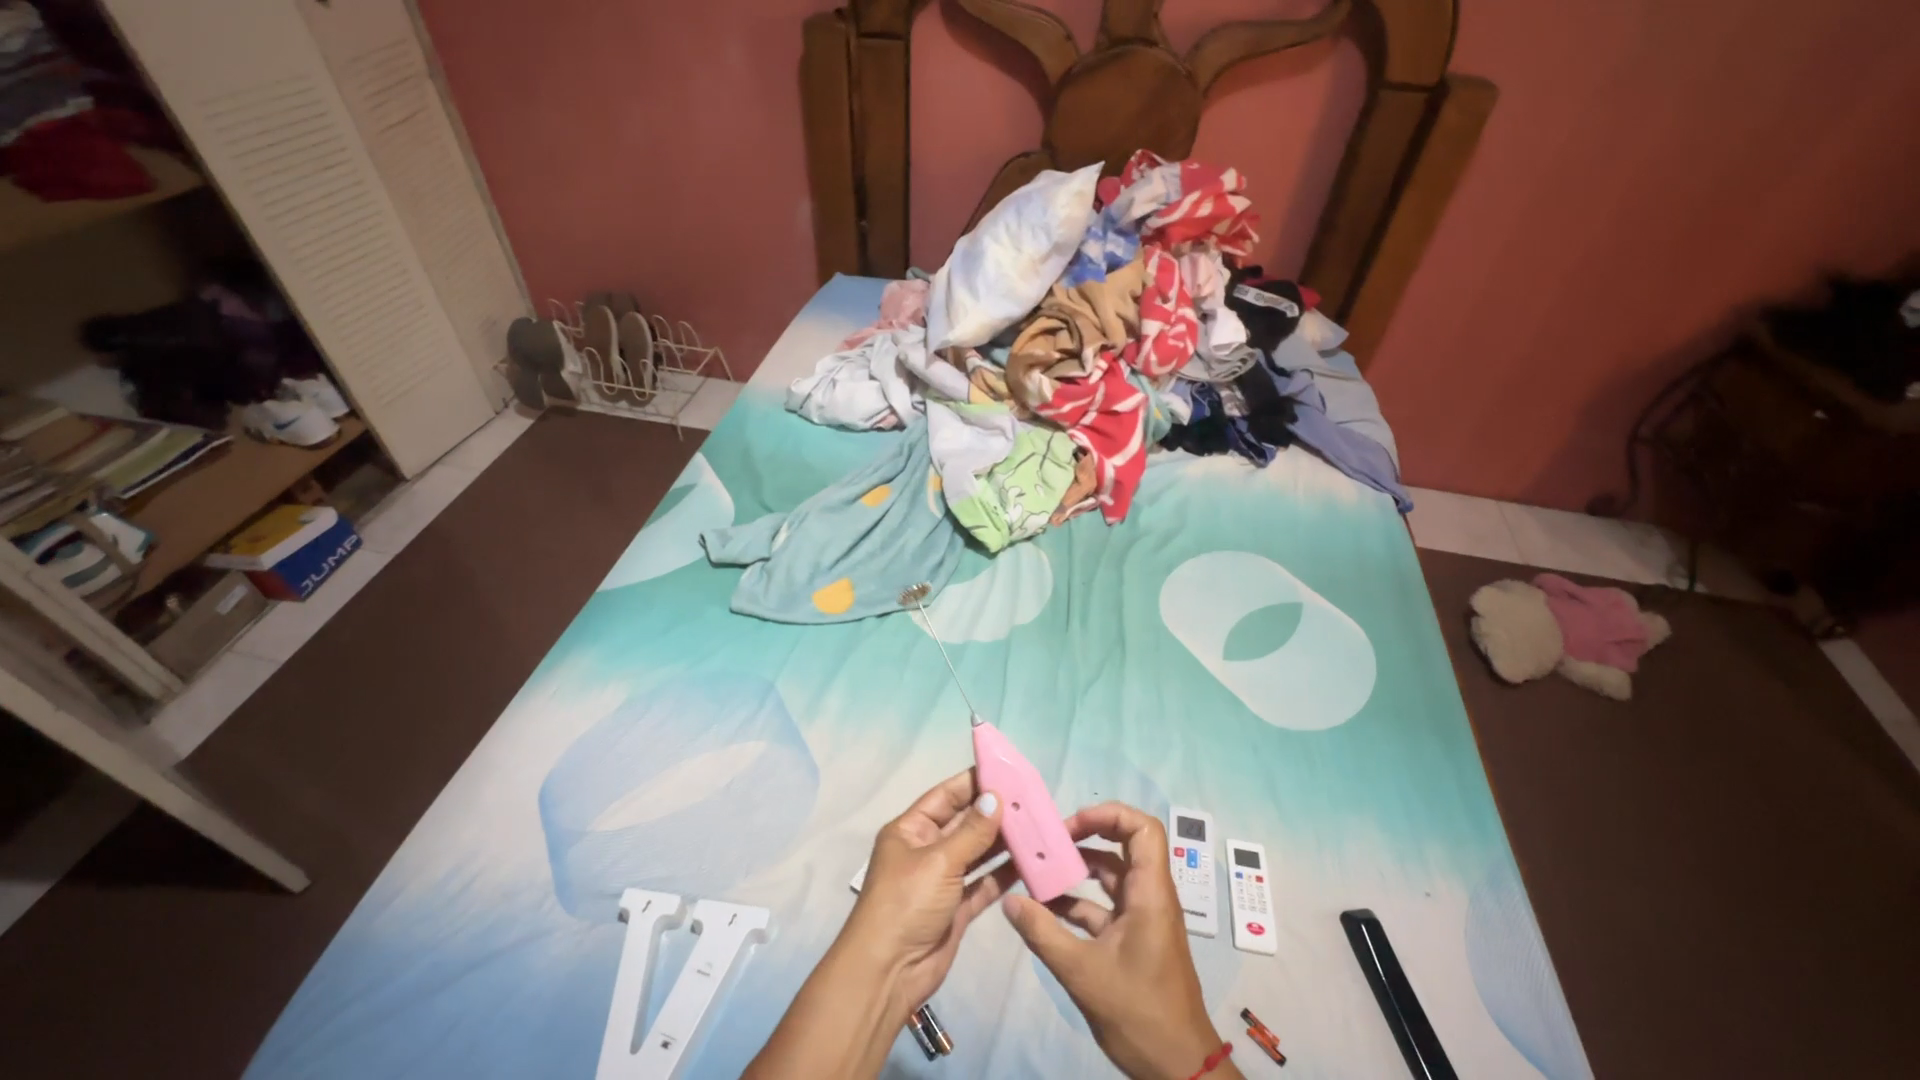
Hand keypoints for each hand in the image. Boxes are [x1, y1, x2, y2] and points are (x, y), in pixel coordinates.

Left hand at [842, 768, 1015, 1012]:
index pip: (946, 796)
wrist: (889, 971)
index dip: (974, 782)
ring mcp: (943, 880)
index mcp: (911, 830)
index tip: (1007, 771)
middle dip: (996, 812)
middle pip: (965, 823)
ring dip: (1005, 842)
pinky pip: (986, 882)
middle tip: (1034, 799)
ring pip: (979, 852)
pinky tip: (1033, 861)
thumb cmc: (906, 903)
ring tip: (1039, 825)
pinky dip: (1006, 873)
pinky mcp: (958, 907)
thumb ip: (972, 831)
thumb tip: (996, 798)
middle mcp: (927, 849)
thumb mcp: (939, 861)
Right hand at [1001, 802, 1238, 1079]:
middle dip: (1086, 836)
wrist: (1176, 1066)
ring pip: (1111, 877)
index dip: (1109, 814)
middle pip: (1124, 846)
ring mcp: (1142, 918)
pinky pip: (1104, 907)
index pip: (1142, 829)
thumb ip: (1043, 932)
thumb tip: (1009, 900)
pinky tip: (1043, 908)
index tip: (1071, 825)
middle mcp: (1149, 897)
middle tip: (1049, 841)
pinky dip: (1077, 902)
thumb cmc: (1138, 1012)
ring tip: (1037, 869)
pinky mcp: (1133, 940)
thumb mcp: (1082, 971)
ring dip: (1077, 870)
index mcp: (1150, 893)